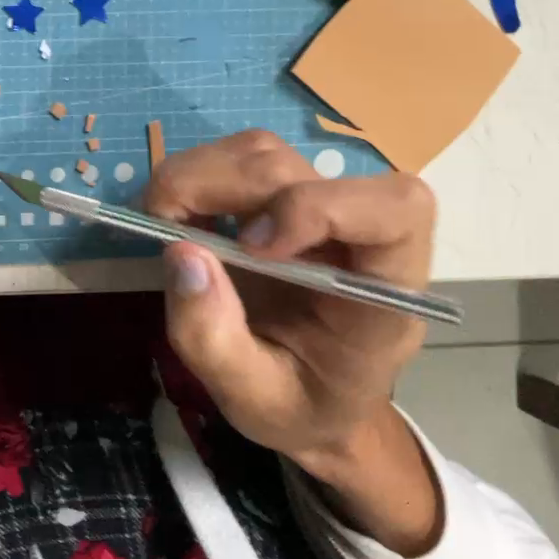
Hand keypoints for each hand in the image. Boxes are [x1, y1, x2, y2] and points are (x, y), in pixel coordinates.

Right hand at [146, 130, 442, 552]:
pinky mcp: (277, 198)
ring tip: (163, 217)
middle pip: (296, 169)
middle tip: (163, 223)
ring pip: (261, 153)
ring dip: (199, 172)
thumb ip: (215, 340)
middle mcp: (355, 236)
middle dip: (219, 184)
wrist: (307, 401)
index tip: (250, 247)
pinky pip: (237, 159)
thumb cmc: (298, 406)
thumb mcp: (253, 400)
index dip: (319, 207)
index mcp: (383, 292)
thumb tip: (181, 252)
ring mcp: (315, 209)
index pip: (395, 210)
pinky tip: (175, 213)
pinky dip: (193, 175)